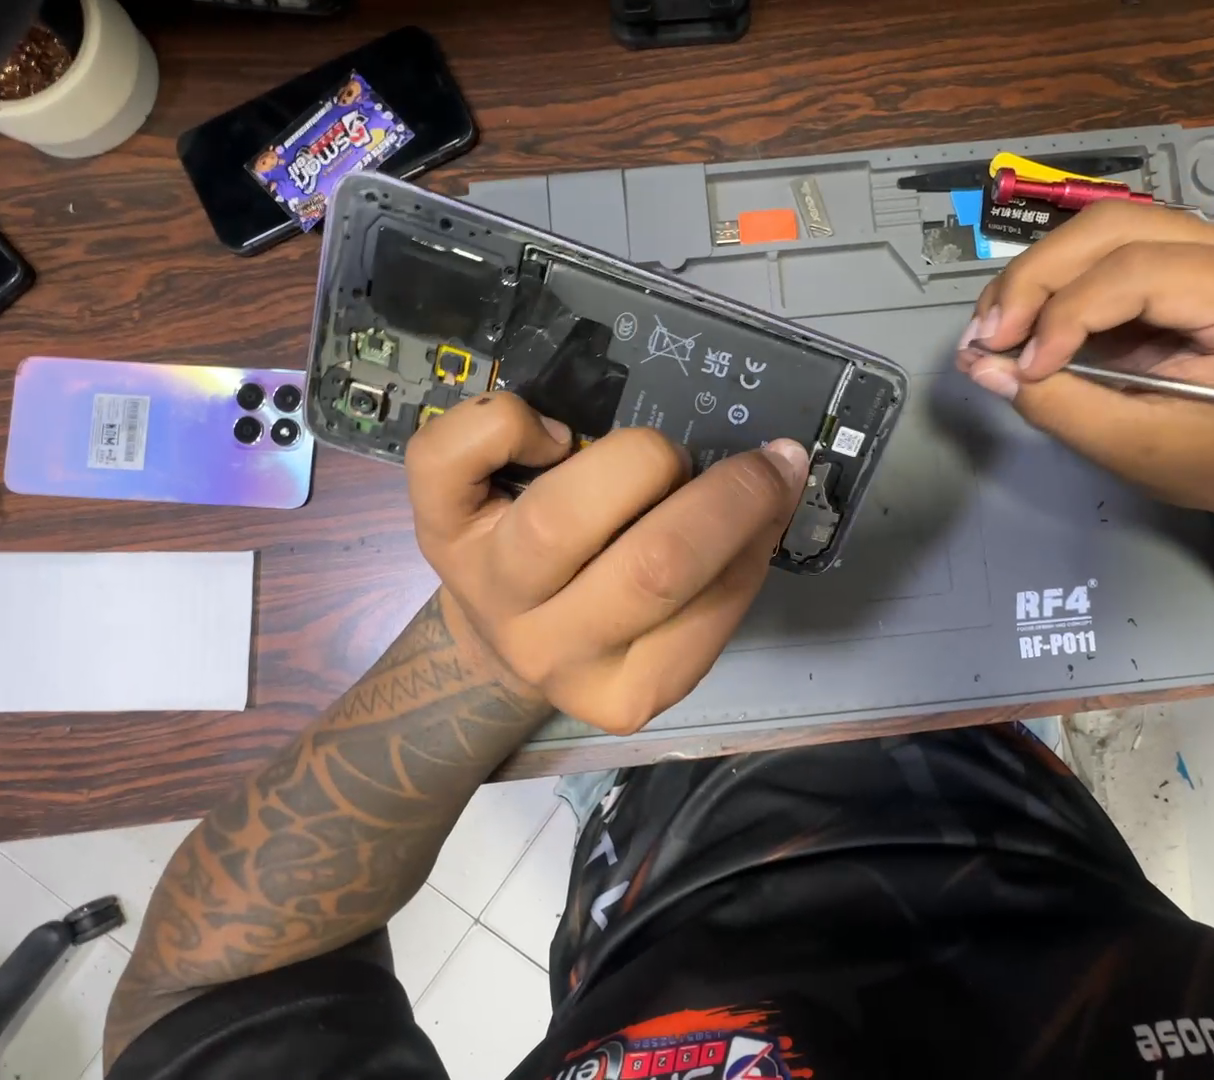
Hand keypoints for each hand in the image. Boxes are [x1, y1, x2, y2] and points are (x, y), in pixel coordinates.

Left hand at [405, 394, 808, 733]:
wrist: (495, 637)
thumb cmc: (604, 622)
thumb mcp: (677, 625)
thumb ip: (730, 567)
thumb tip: (777, 476)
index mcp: (624, 688)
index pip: (710, 607)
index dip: (753, 526)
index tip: (778, 477)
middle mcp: (550, 651)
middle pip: (649, 568)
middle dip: (721, 497)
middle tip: (748, 462)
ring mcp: (486, 589)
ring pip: (561, 518)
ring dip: (635, 462)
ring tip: (651, 461)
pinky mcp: (435, 528)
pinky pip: (448, 459)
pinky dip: (506, 422)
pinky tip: (547, 436)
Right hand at [956, 201, 1213, 532]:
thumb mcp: (1139, 447)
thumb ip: (1058, 405)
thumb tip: (982, 366)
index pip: (1138, 271)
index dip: (1063, 315)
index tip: (1020, 370)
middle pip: (1112, 228)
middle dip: (1034, 280)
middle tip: (985, 339)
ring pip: (1101, 231)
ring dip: (1034, 278)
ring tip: (992, 333)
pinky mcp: (1182, 264)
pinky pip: (1102, 256)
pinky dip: (1051, 288)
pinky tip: (1019, 325)